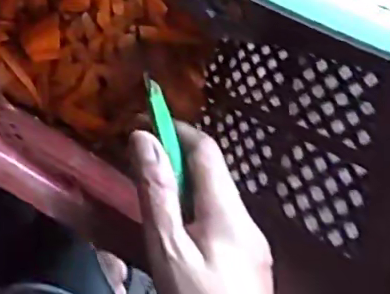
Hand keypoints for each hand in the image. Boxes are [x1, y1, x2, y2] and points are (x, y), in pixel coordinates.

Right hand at [131, 124, 272, 293]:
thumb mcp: (168, 248)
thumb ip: (156, 190)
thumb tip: (144, 136)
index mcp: (230, 214)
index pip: (205, 149)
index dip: (173, 128)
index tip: (140, 125)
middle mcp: (248, 223)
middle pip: (210, 171)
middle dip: (173, 157)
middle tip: (136, 162)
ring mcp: (253, 246)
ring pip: (213, 195)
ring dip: (181, 184)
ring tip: (148, 194)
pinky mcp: (250, 264)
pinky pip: (218, 218)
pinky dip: (192, 208)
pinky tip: (172, 228)